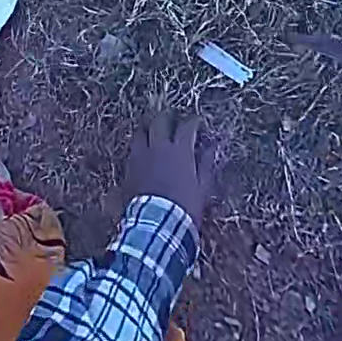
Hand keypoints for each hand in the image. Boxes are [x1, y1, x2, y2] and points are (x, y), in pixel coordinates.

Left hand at [123, 110, 211, 225]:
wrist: (156, 223)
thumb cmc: (184, 206)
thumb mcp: (202, 186)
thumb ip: (205, 162)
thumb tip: (212, 146)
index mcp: (179, 150)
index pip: (186, 126)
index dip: (193, 122)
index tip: (197, 122)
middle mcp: (158, 147)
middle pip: (160, 121)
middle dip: (169, 116)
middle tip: (174, 119)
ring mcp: (141, 154)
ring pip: (142, 130)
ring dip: (150, 127)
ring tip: (155, 129)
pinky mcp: (130, 165)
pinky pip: (133, 146)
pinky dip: (140, 143)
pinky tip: (145, 148)